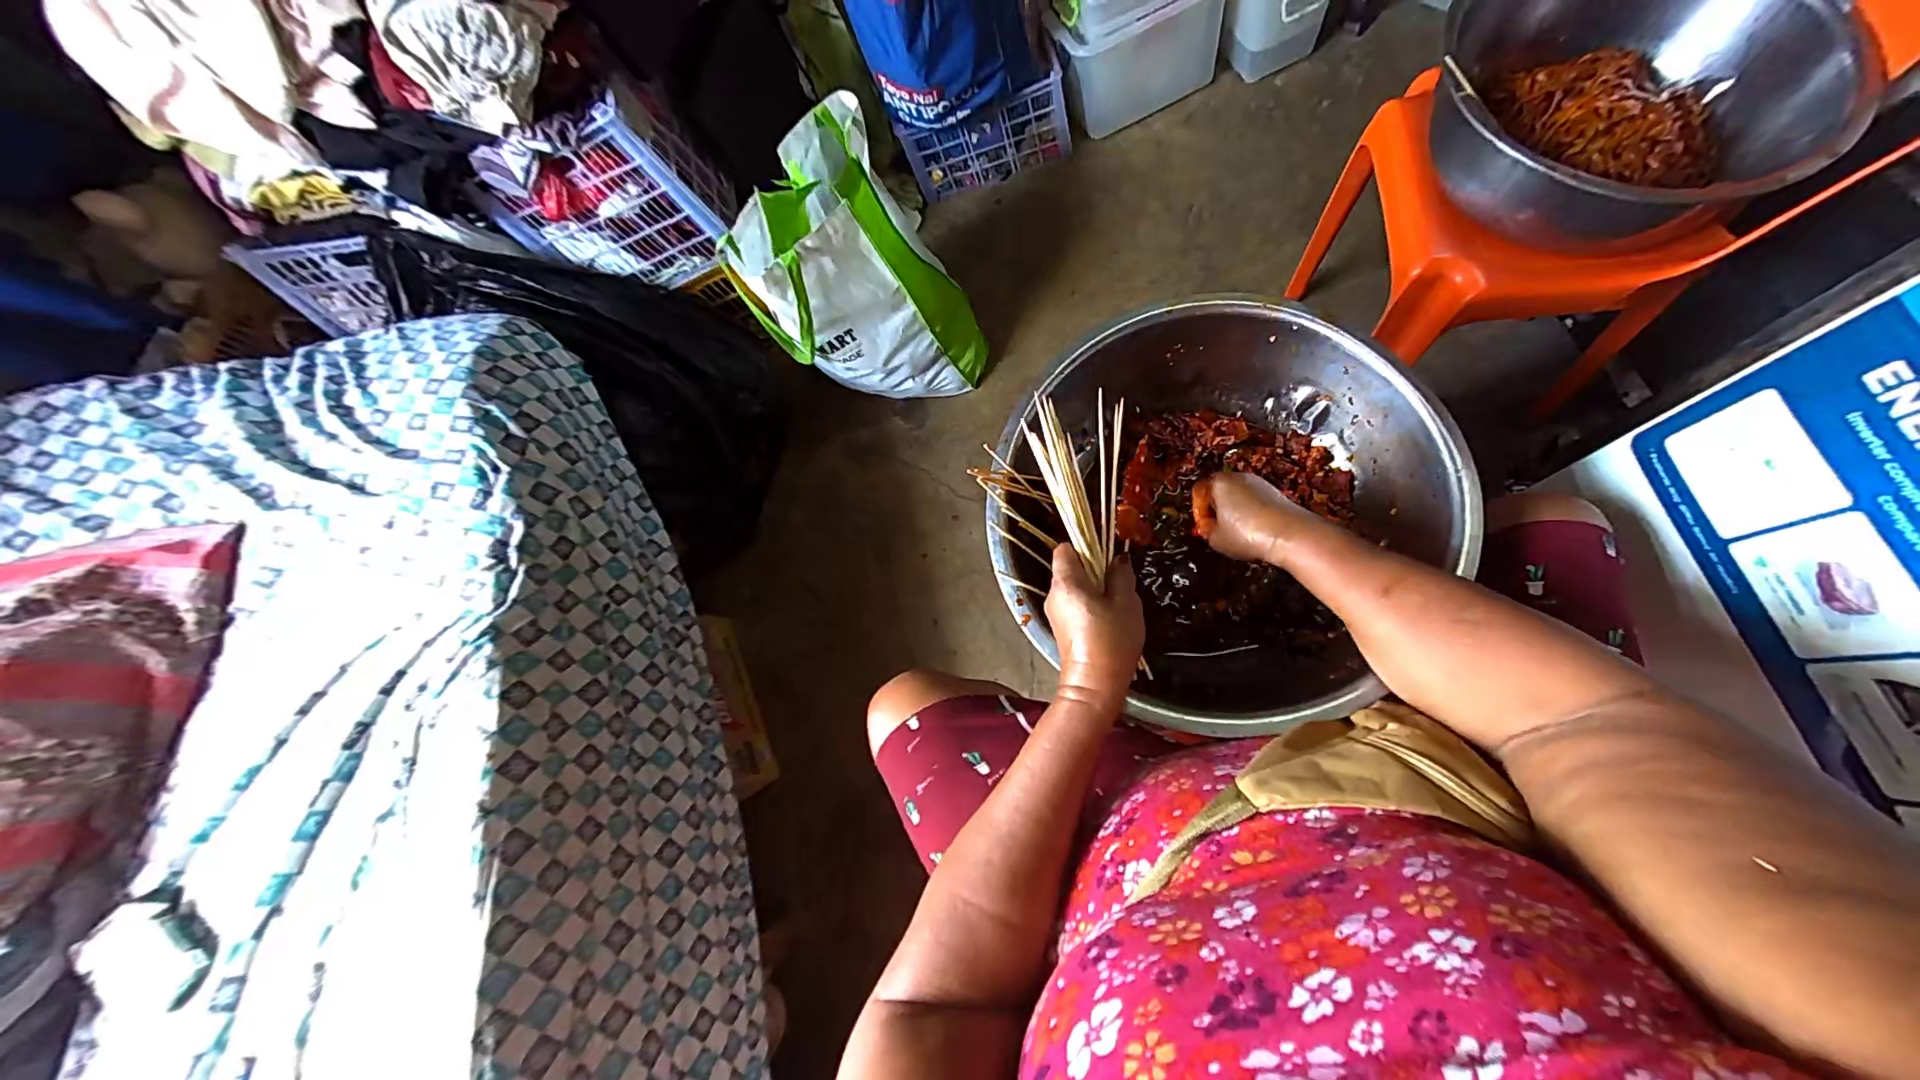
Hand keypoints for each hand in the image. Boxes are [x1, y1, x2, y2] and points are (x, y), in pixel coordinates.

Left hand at [1045, 543, 1144, 704]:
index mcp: (1066, 582)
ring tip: (1116, 602)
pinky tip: (1108, 618)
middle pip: (1068, 568)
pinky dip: (1088, 604)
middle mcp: (1053, 594)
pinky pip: (1072, 604)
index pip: (1065, 548)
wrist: (1094, 684)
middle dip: (1092, 568)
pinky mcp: (1060, 627)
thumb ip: (1121, 576)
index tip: (1105, 554)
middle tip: (1117, 579)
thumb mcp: (1126, 603)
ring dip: (1092, 588)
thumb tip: (1118, 559)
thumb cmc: (1111, 640)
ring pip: (1072, 587)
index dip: (1085, 546)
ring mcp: (1054, 612)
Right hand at [1193, 472, 1321, 564]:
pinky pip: (1255, 501)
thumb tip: (1210, 527)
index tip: (1203, 526)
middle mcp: (1238, 477)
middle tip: (1217, 528)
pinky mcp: (1275, 492)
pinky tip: (1254, 530)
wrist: (1288, 534)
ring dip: (1235, 511)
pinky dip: (1252, 513)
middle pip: (1220, 491)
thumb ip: (1207, 529)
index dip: (1199, 511)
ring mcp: (1259, 483)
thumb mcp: (1216, 539)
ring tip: (1237, 532)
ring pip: (1238, 495)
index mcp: (1218, 483)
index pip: (1199, 491)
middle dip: (1217, 509)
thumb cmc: (1248, 534)